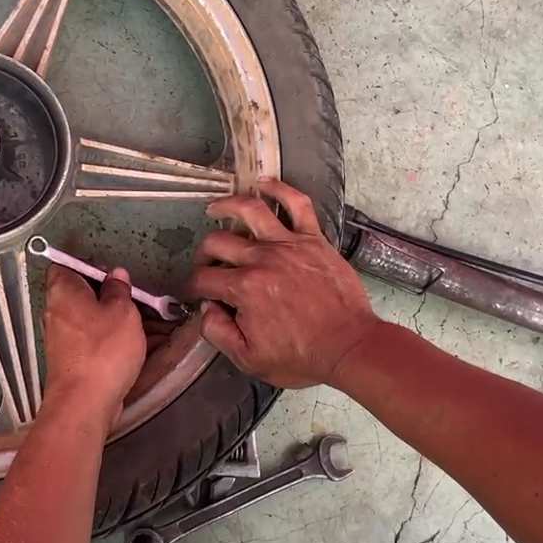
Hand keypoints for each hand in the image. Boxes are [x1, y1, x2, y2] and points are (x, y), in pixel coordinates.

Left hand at [41, 264, 147, 424]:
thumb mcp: (123, 311)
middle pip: (83, 295)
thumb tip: (116, 275)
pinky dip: (114, 342)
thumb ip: (119, 289)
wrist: (84, 402)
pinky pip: (95, 343)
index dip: (90, 267)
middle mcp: (56, 313)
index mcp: (63, 291)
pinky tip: (141, 347)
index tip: (115, 276)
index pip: (66, 266)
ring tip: (150, 326)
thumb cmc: (103, 350)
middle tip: (137, 301)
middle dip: (110, 297)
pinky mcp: (72, 361)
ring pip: (93, 321)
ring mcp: (62, 340)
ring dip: (118, 322)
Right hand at [186, 179, 382, 388]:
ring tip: (215, 209)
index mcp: (244, 289)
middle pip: (218, 242)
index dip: (194, 287)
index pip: (204, 279)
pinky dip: (279, 188)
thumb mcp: (249, 359)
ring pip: (250, 211)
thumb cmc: (301, 357)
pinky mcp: (314, 239)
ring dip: (227, 206)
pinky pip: (297, 204)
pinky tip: (263, 183)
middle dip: (204, 253)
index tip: (196, 294)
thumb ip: (218, 332)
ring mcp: (289, 244)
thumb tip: (206, 308)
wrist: (349, 347)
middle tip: (207, 264)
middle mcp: (262, 259)